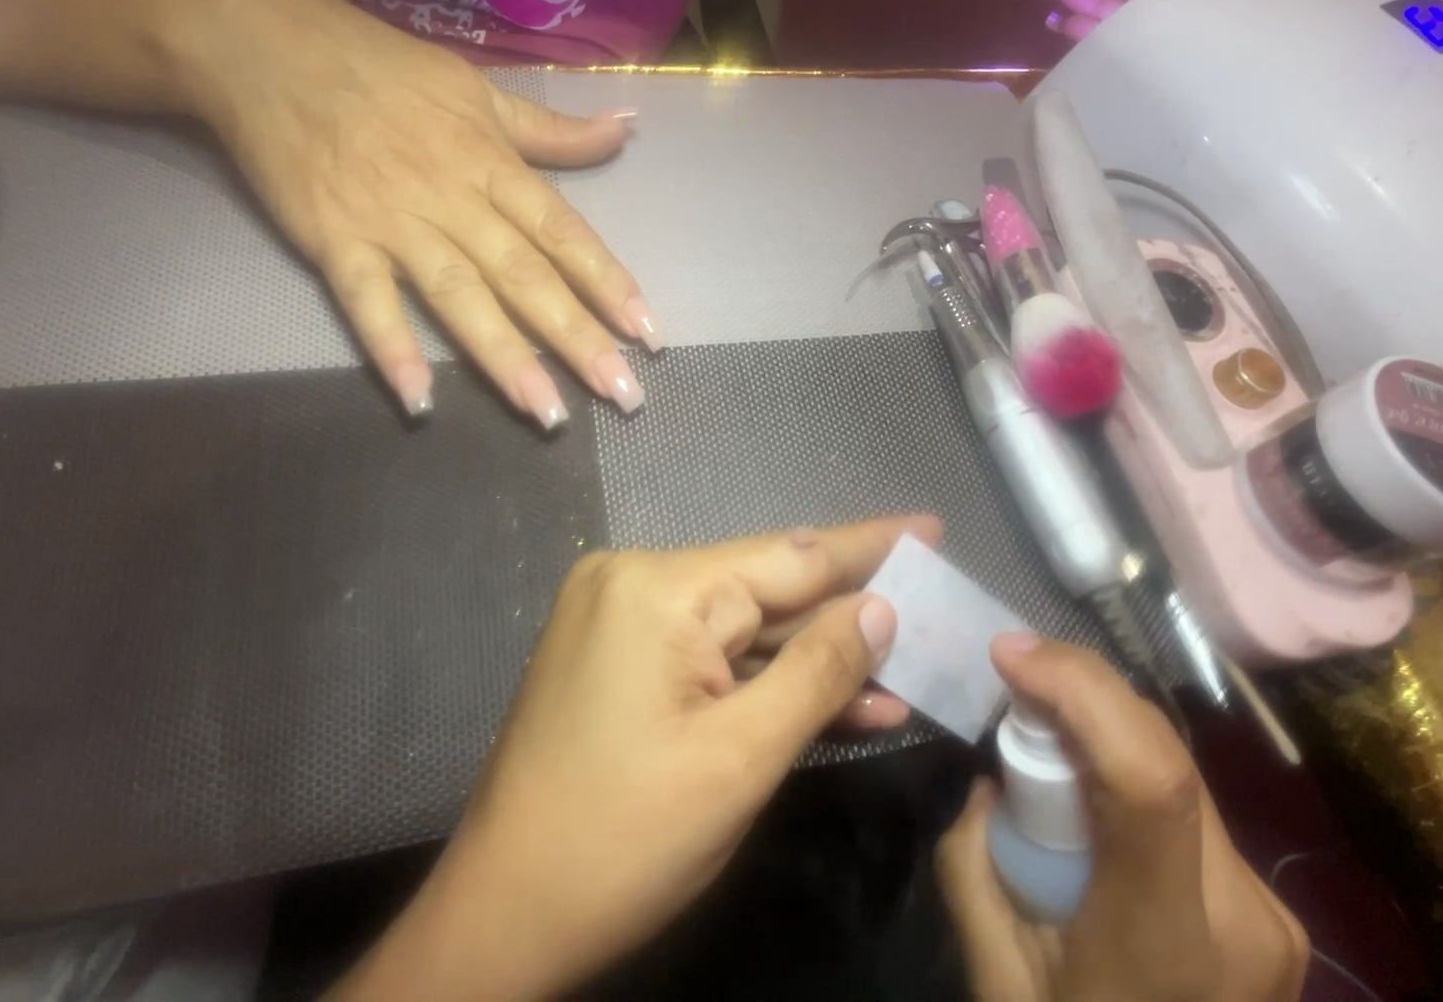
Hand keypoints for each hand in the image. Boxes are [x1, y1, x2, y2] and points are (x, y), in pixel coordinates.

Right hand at [180, 0, 658, 428]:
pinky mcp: (335, 243)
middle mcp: (454, 201)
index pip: (565, 235)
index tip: (648, 333)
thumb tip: (627, 128)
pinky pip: (367, 303)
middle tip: (623, 395)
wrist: (268, 46)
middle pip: (526, 279)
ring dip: (507, 360)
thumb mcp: (482, 91)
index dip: (609, 284)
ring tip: (548, 414)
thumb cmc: (387, 72)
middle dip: (578, 339)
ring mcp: (394, 225)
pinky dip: (392, 349)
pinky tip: (420, 400)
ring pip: (461, 299)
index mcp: (493, 165)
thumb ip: (554, 130)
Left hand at [331, 516, 938, 1000]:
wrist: (506, 914)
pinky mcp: (620, 664)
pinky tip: (846, 702)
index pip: (789, 557)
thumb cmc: (625, 838)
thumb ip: (818, 671)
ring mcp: (622, 624)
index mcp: (657, 588)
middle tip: (935, 605)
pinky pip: (712, 659)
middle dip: (852, 610)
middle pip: (768, 589)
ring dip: (818, 658)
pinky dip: (769, 682)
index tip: (932, 528)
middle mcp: (634, 585)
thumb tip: (881, 607)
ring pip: (745, 630)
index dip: (869, 546)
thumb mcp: (740, 756)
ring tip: (908, 666)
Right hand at [937, 634, 1307, 1001]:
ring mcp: (1271, 909)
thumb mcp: (995, 974)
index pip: (1151, 780)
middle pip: (1163, 756)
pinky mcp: (1270, 906)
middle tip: (1009, 684)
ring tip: (1036, 731)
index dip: (1082, 692)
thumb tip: (993, 781)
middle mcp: (1243, 911)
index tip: (1009, 655)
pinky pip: (1186, 806)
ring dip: (1100, 729)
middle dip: (1078, 697)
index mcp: (1167, 940)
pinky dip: (1125, 770)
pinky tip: (1084, 789)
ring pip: (1176, 770)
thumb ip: (973, 860)